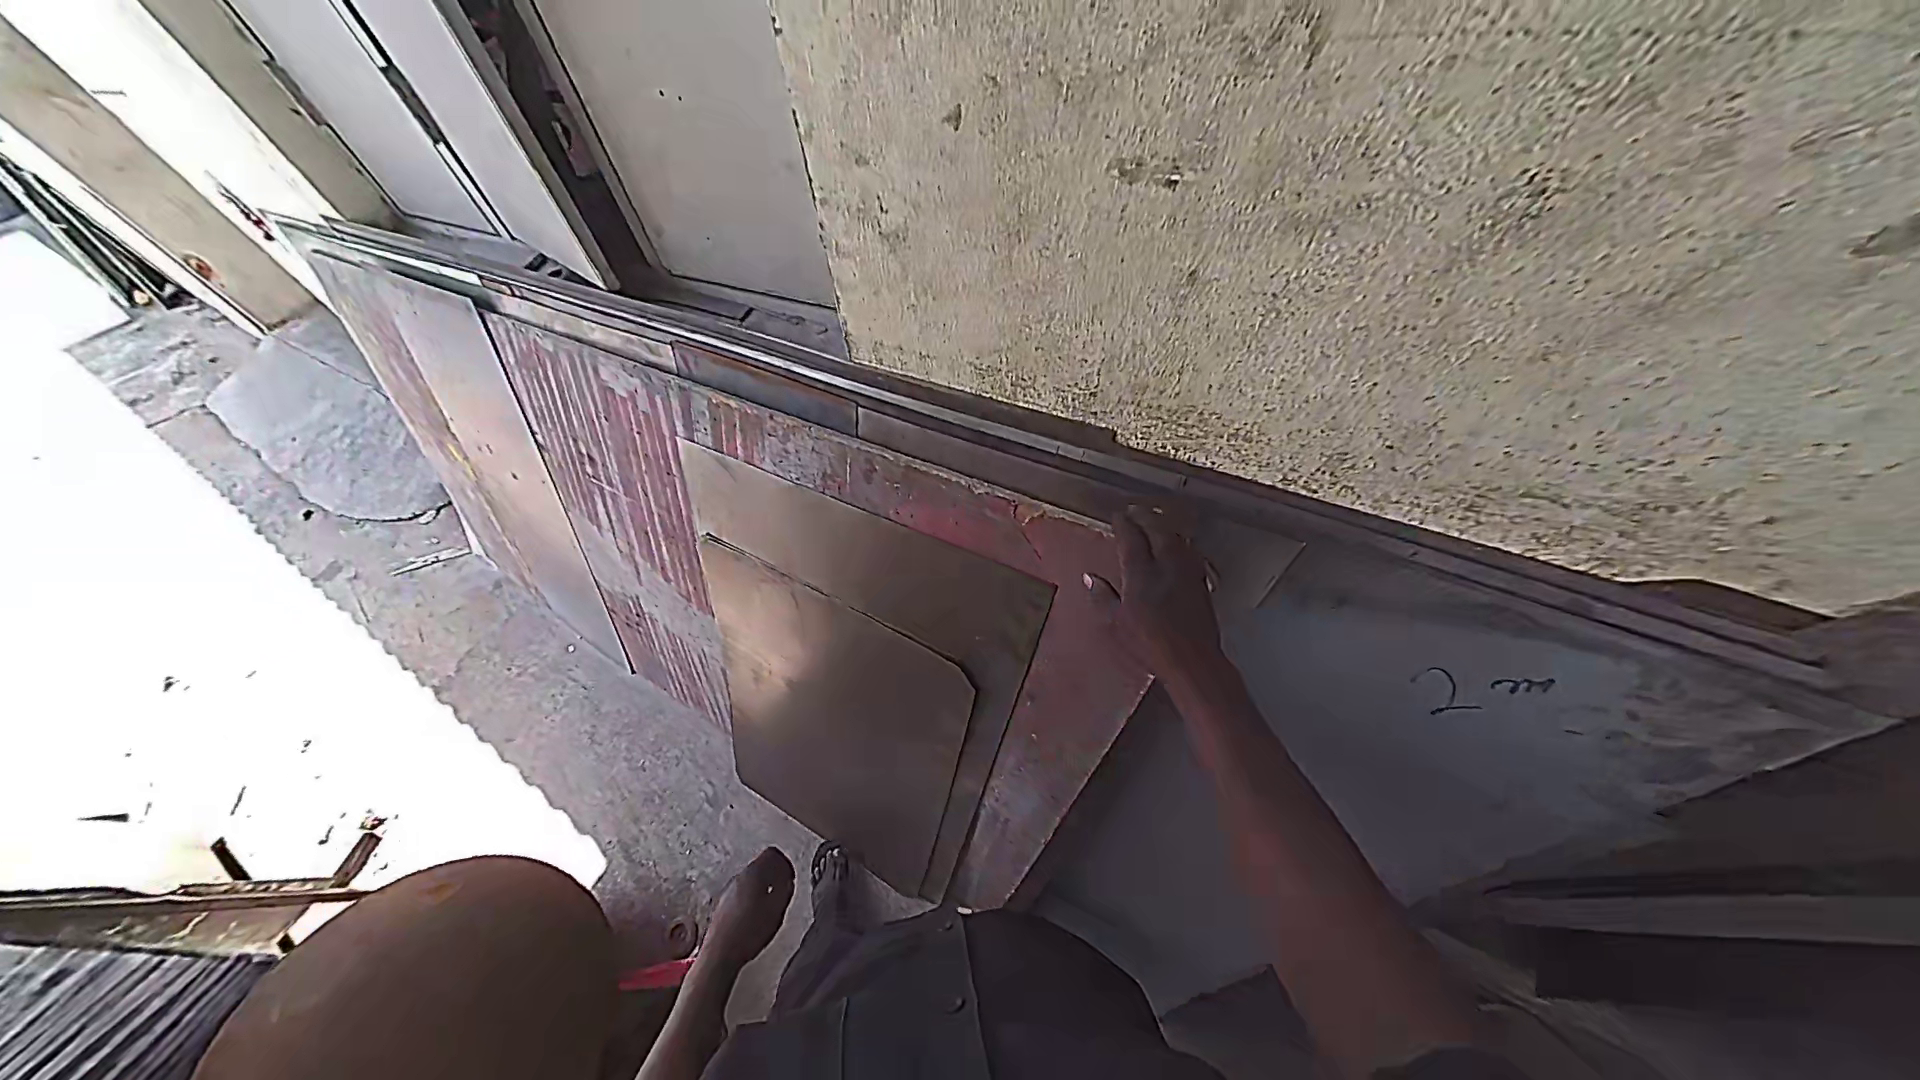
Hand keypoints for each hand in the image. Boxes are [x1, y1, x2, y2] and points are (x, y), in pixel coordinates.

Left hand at [701, 847, 793, 972]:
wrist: (720, 955)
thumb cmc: (749, 932)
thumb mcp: (777, 908)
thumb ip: (785, 887)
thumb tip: (788, 877)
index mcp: (753, 873)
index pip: (771, 853)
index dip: (783, 862)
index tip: (789, 874)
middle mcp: (738, 878)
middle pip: (759, 865)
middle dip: (773, 874)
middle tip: (783, 888)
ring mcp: (727, 891)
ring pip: (750, 880)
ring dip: (761, 887)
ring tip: (770, 904)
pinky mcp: (721, 906)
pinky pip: (741, 893)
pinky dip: (751, 898)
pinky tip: (755, 915)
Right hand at [1087, 505, 1222, 676]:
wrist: (1192, 660)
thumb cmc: (1149, 645)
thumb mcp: (1116, 624)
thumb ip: (1102, 598)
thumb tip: (1090, 577)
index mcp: (1141, 574)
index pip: (1131, 539)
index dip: (1123, 524)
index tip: (1116, 516)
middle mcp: (1166, 567)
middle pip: (1157, 531)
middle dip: (1145, 517)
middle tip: (1135, 509)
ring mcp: (1186, 573)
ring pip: (1175, 539)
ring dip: (1163, 526)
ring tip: (1154, 521)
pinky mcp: (1201, 583)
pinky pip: (1188, 552)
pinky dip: (1178, 542)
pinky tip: (1177, 546)